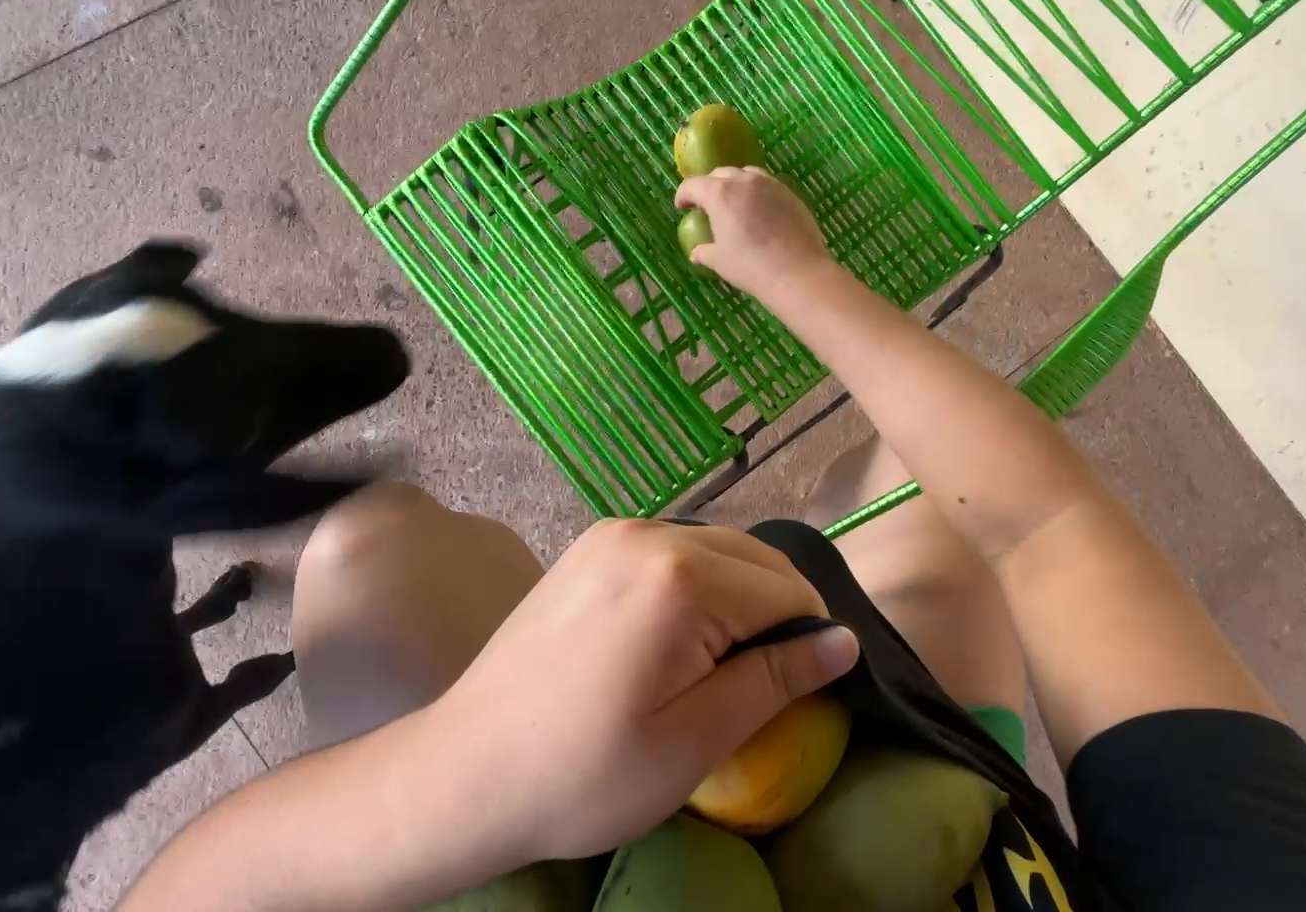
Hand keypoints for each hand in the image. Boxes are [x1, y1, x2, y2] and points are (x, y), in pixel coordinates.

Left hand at [428, 519, 859, 867]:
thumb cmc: (584, 773)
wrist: (462, 773)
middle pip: (754, 559)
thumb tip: (843, 642)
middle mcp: (651, 533)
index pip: (786, 590)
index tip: (802, 686)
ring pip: (716, 549)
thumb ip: (776, 679)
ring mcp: (614, 532)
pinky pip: (672, 550)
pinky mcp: (590, 545)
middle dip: (776, 611)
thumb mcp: (695, 740)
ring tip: (720, 661)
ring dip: (737, 595)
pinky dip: (696, 583)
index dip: (809, 637)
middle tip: (763, 681)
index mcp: (682, 577)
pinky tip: (676, 633)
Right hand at [675, 166, 833, 298]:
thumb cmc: (750, 266)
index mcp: (719, 194)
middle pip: (720, 174)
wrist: (797, 271)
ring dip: (735, 183)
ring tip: (735, 201)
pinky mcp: (790, 194)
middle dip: (709, 186)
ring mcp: (770, 185)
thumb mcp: (720, 261)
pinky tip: (760, 210)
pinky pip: (768, 185)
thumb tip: (696, 253)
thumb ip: (705, 252)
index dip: (684, 195)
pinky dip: (758, 192)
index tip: (682, 206)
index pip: (694, 185)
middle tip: (707, 204)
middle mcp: (744, 181)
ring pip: (747, 174)